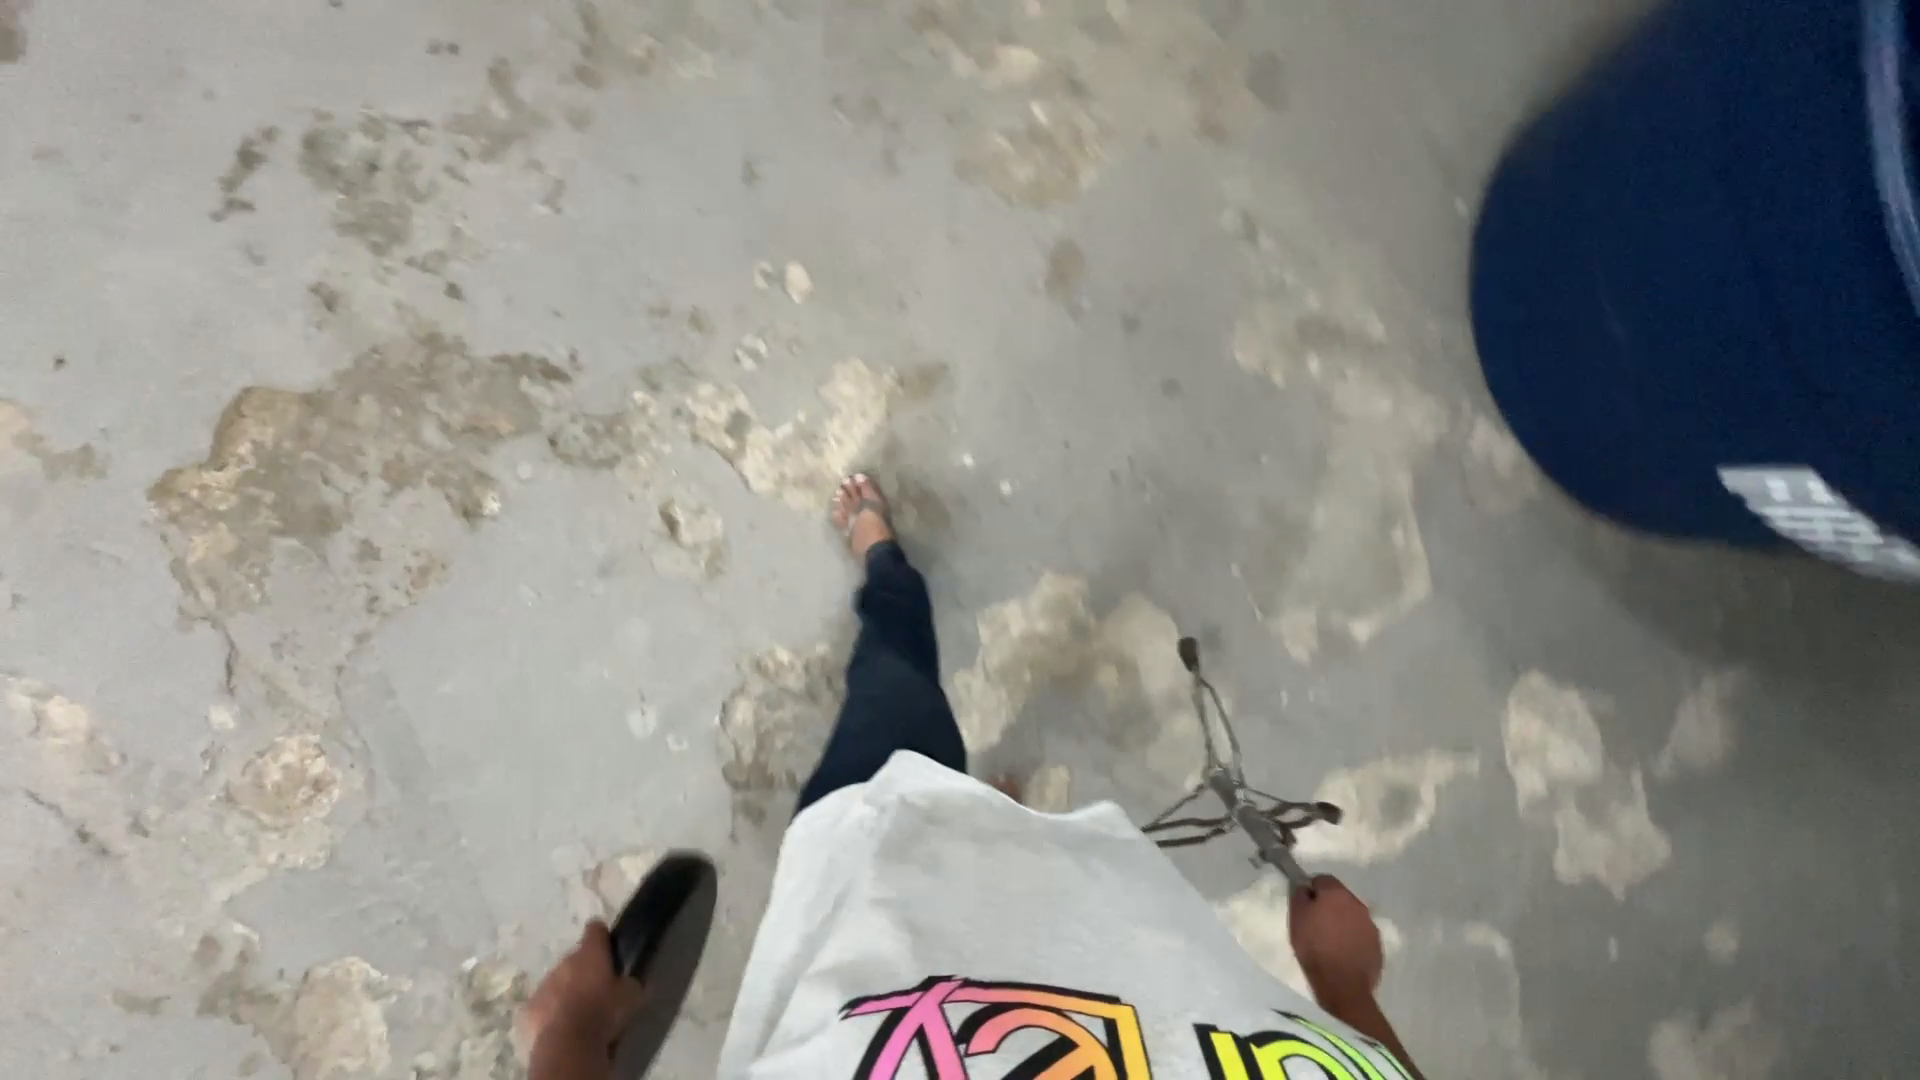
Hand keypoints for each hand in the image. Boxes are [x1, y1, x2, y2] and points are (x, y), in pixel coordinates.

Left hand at [517, 921, 645, 1060]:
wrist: (567, 1046)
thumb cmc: (604, 1013)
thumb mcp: (631, 994)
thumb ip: (628, 980)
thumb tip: (628, 979)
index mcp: (590, 952)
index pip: (595, 929)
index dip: (601, 936)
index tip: (607, 947)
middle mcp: (565, 962)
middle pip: (575, 958)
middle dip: (583, 970)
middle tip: (595, 989)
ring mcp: (544, 985)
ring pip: (557, 981)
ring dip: (566, 990)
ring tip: (577, 1012)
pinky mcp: (529, 1009)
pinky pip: (542, 1004)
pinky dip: (550, 1011)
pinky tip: (560, 1027)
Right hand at [1288, 875, 1383, 1008]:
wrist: (1342, 985)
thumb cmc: (1314, 946)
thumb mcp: (1296, 917)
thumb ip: (1299, 895)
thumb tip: (1305, 886)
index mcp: (1337, 893)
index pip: (1323, 879)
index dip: (1312, 889)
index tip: (1305, 904)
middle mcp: (1358, 904)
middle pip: (1340, 897)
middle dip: (1329, 905)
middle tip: (1316, 922)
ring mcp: (1371, 926)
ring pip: (1352, 916)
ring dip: (1342, 921)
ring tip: (1330, 939)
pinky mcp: (1378, 946)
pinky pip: (1362, 934)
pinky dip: (1352, 938)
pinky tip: (1343, 952)